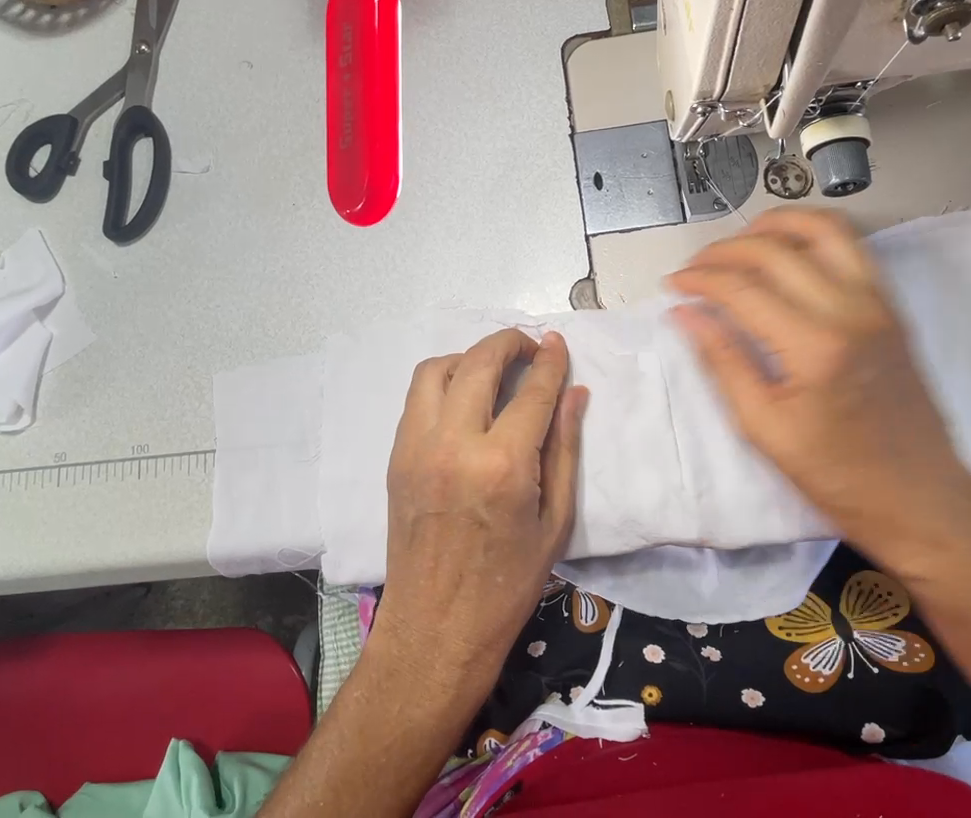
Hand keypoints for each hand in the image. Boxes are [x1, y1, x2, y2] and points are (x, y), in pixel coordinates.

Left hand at [376, 329, 587, 688]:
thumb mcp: (555, 521)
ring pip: (436, 370)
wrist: (437, 627)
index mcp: (502, 465)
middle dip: (508, 343)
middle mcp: (454, 444)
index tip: (558, 343)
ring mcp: (416, 447)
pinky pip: (416, 399)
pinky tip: (465, 399)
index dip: (549, 361)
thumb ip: (563, 449)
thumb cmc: (508, 584)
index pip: (531, 391)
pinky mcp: (396, 457)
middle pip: (479, 363)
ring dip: (468, 357)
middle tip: (530, 347)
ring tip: (494, 370)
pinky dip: (442, 383)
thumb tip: (574, 393)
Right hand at [667, 207, 970, 575]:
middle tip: (695, 268)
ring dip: (775, 225)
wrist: (921, 499)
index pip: (743, 288)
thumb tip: (685, 315)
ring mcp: (879, 304)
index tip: (673, 286)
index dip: (700, 280)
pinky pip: (853, 248)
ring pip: (824, 229)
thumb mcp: (764, 429)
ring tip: (739, 243)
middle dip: (724, 251)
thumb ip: (723, 362)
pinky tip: (786, 254)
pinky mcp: (893, 308)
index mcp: (816, 347)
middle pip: (776, 250)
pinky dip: (813, 236)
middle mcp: (852, 311)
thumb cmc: (838, 477)